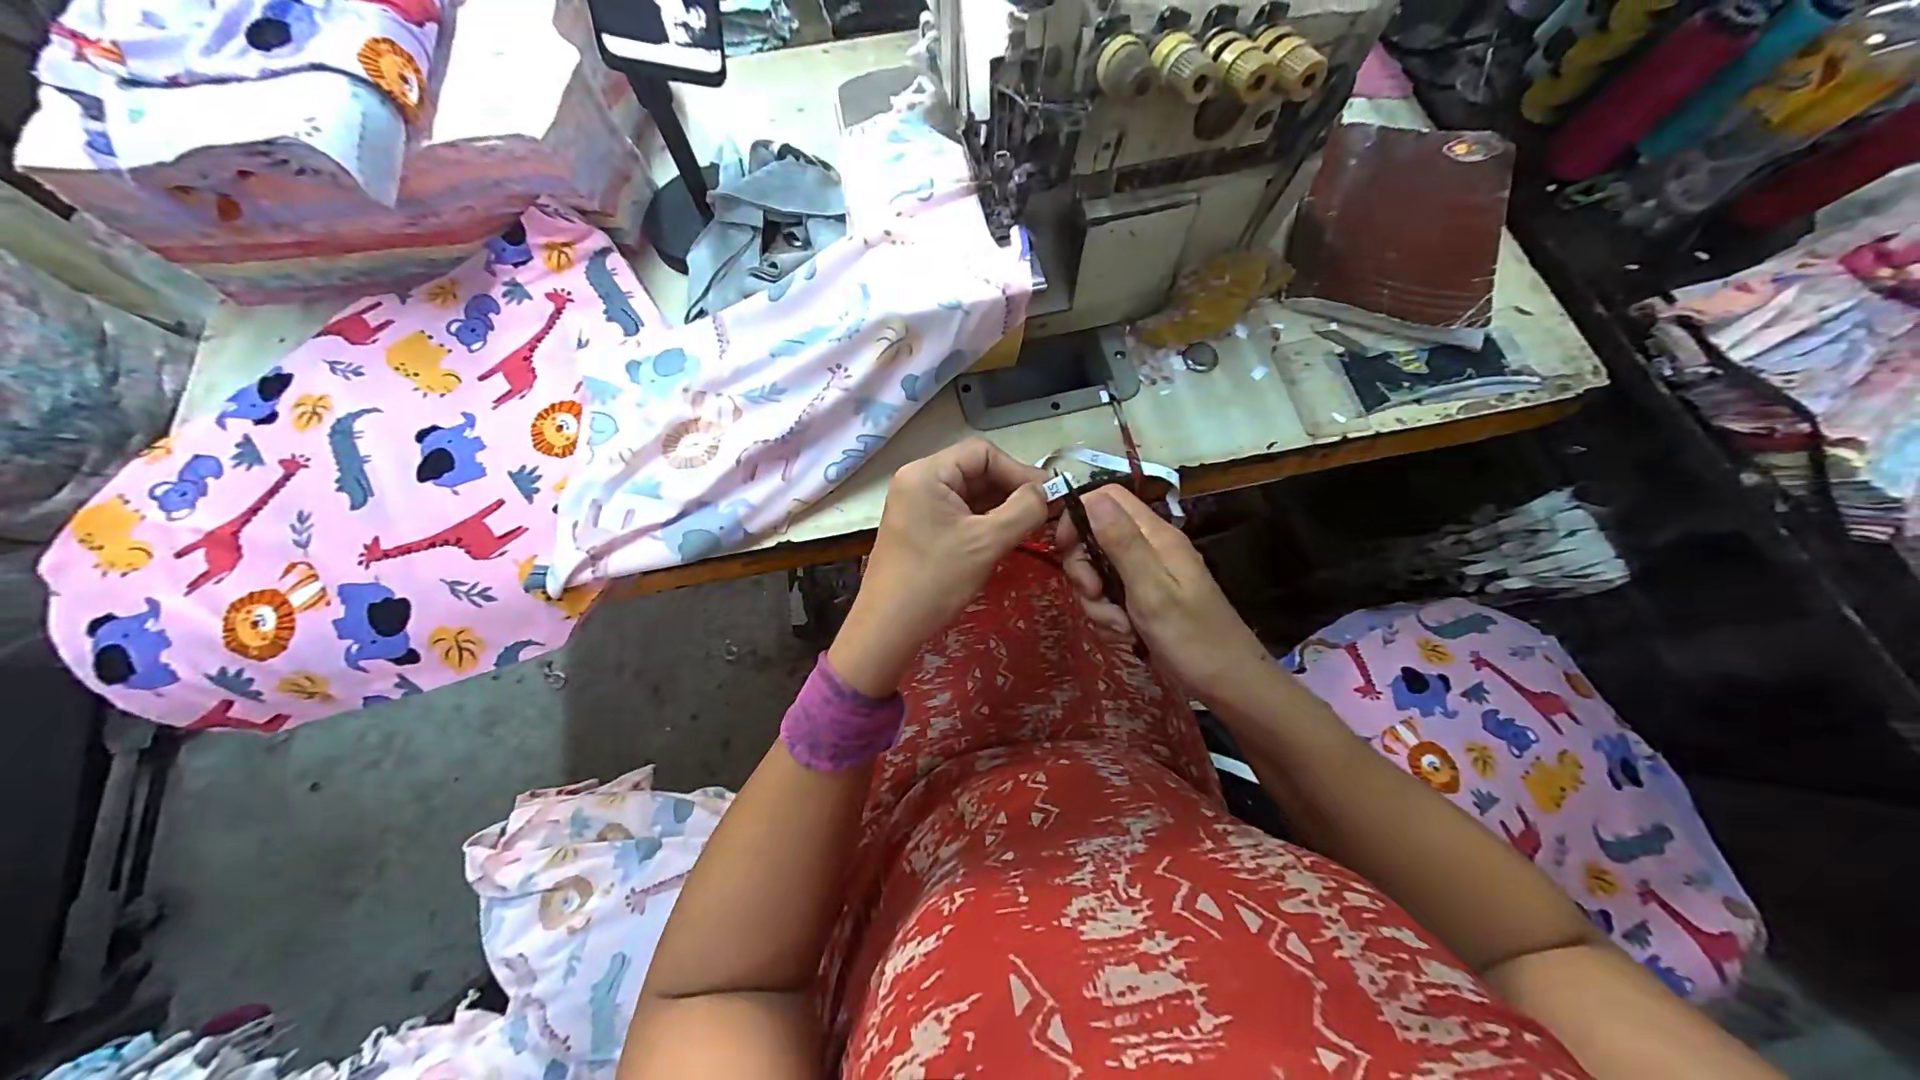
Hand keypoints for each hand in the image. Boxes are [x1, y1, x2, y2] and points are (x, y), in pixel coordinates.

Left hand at [827, 438, 1048, 696]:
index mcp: (927, 473)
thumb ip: (1024, 510)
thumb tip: (1050, 491)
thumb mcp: (987, 542)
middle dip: (1012, 489)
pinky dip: (985, 520)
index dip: (1019, 471)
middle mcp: (918, 480)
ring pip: (970, 493)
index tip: (1048, 495)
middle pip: (976, 470)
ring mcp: (917, 504)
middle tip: (1046, 511)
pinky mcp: (921, 526)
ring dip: (1002, 506)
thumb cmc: (936, 580)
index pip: (983, 453)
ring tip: (1033, 524)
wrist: (889, 627)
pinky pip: (960, 512)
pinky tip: (1008, 534)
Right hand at [1057, 486, 1270, 703]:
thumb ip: (1123, 543)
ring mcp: (1147, 576)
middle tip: (1094, 595)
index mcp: (1156, 536)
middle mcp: (1151, 548)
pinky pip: (1110, 597)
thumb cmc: (1193, 638)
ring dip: (1097, 601)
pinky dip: (1109, 616)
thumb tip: (1093, 498)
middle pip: (1096, 537)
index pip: (1106, 499)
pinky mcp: (1144, 601)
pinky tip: (1125, 636)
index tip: (1062, 549)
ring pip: (1099, 572)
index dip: (1077, 517)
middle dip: (1084, 569)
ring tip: (1120, 626)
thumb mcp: (1152, 590)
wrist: (1229, 685)